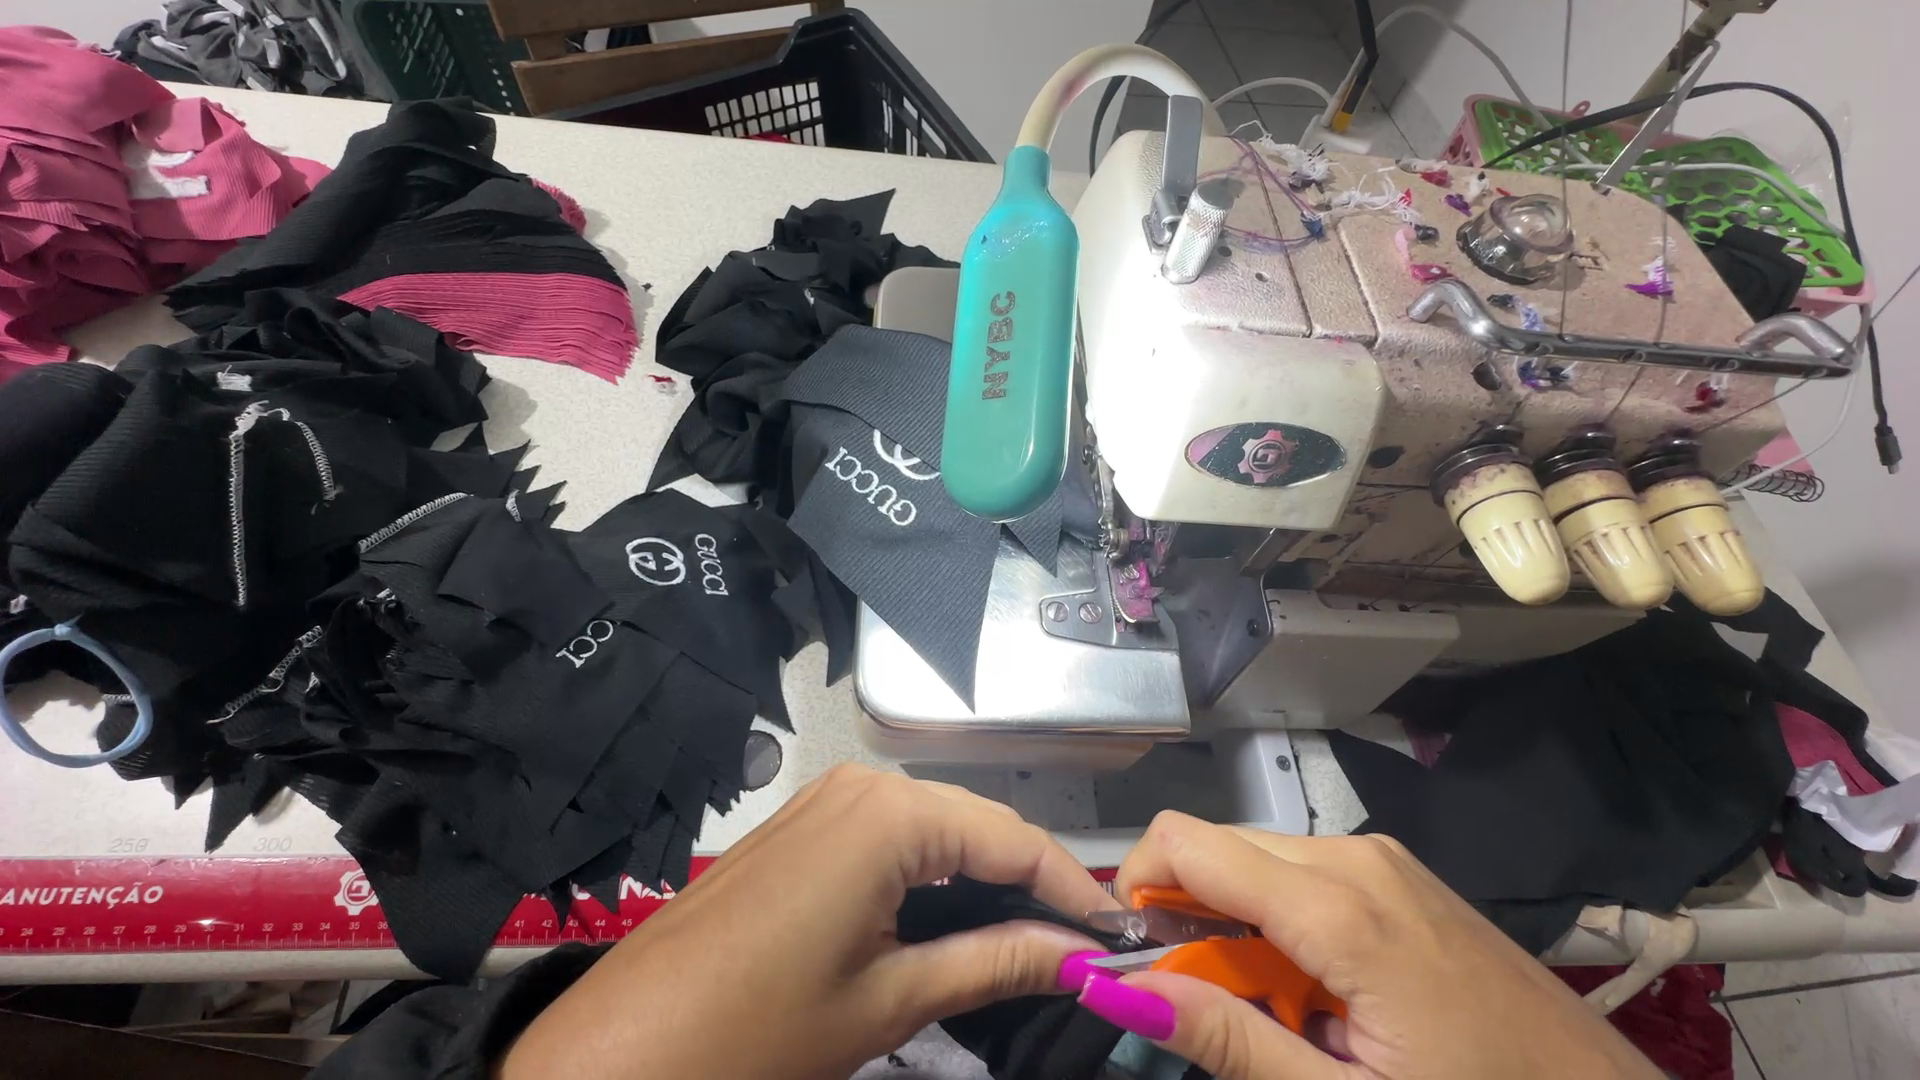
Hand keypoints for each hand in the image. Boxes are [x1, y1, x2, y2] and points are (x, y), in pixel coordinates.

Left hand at [499, 765, 1114, 1079]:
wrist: (623, 1047)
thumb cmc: (760, 1026)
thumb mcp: (890, 1000)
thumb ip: (994, 962)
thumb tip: (1078, 954)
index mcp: (891, 812)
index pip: (1013, 840)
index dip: (1074, 886)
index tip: (1121, 933)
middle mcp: (865, 783)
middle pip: (978, 824)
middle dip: (1033, 879)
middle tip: (1083, 939)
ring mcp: (831, 796)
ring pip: (940, 825)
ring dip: (986, 875)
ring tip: (1035, 931)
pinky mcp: (808, 820)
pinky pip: (896, 833)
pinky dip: (939, 871)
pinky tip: (961, 912)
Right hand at [1108, 812, 1661, 1079]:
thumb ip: (1225, 1037)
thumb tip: (1114, 985)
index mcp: (1335, 904)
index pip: (1183, 841)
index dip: (1136, 887)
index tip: (1140, 957)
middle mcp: (1353, 854)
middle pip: (1216, 847)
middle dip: (1187, 914)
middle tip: (1211, 1005)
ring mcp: (1386, 860)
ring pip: (1257, 860)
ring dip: (1236, 924)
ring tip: (1280, 1012)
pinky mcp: (1404, 876)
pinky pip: (1305, 872)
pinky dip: (1280, 920)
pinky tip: (1323, 991)